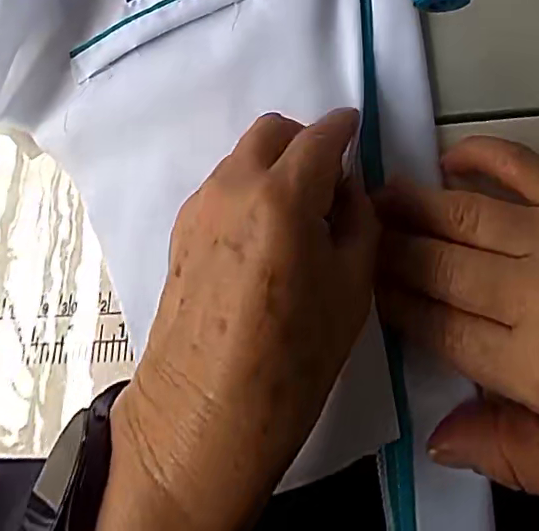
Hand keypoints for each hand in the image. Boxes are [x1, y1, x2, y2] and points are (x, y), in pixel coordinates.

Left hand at [102, 110, 378, 530]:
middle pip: (272, 130)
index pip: (318, 137)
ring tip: (296, 213)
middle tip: (328, 176)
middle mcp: (233, 185)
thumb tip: (344, 187)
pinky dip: (249, 187)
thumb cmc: (292, 361)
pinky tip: (263, 236)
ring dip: (274, 164)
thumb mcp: (352, 290)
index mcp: (281, 196)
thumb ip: (356, 220)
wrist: (203, 412)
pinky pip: (224, 184)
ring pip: (244, 155)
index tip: (355, 127)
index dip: (343, 126)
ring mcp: (201, 203)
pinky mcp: (182, 225)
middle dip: (304, 139)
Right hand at [374, 137, 538, 512]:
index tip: (365, 289)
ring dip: (409, 202)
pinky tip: (447, 161)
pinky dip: (476, 154)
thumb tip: (433, 434)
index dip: (389, 304)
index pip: (434, 325)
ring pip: (458, 212)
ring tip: (377, 197)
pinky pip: (516, 163)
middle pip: (433, 263)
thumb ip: (510, 457)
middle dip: (385, 250)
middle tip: (356, 238)